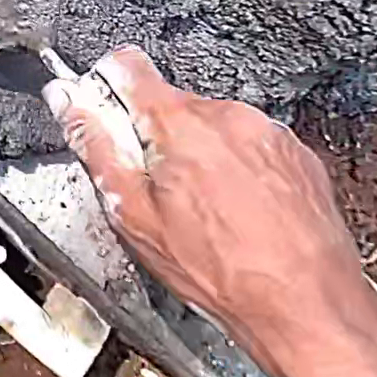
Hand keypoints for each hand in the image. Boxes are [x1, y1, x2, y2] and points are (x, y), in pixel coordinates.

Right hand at [40, 46, 376, 376]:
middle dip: (151, 134)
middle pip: (168, 101)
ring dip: (194, 150)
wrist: (309, 310)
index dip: (104, 83)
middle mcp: (228, 115)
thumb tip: (67, 103)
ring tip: (200, 206)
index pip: (127, 66)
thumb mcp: (132, 212)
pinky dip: (232, 165)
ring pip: (208, 124)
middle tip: (153, 187)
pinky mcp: (295, 153)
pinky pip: (246, 142)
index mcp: (180, 123)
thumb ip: (94, 146)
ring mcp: (267, 132)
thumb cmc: (221, 270)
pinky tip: (234, 209)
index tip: (101, 110)